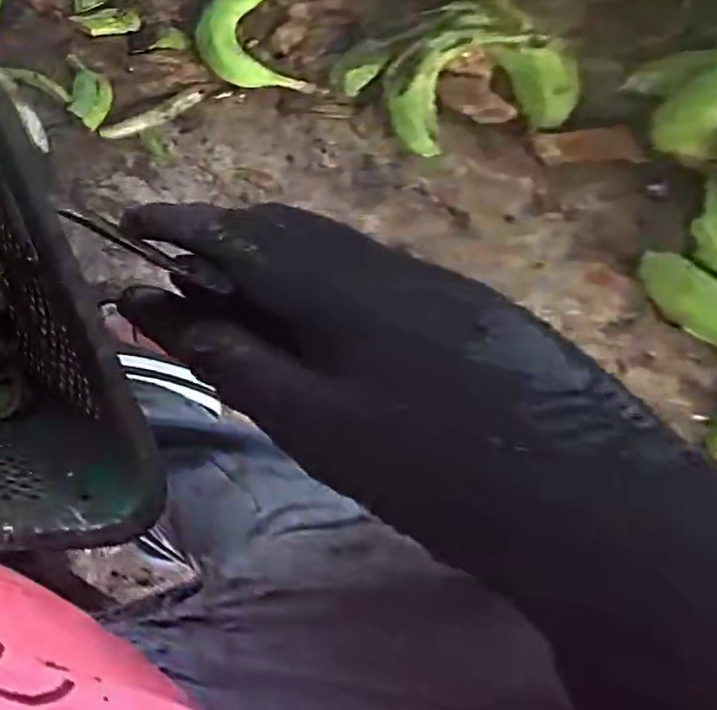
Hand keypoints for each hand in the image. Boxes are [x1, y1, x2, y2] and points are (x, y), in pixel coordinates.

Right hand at [116, 203, 715, 707]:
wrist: (620, 528)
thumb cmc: (429, 470)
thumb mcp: (300, 417)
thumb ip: (214, 350)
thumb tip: (137, 300)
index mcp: (339, 288)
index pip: (233, 233)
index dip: (172, 221)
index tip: (125, 218)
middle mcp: (383, 265)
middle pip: (276, 224)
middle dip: (213, 233)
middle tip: (171, 266)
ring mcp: (431, 281)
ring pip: (319, 240)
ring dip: (259, 251)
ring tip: (226, 291)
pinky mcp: (464, 304)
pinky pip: (358, 265)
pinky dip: (304, 272)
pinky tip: (304, 320)